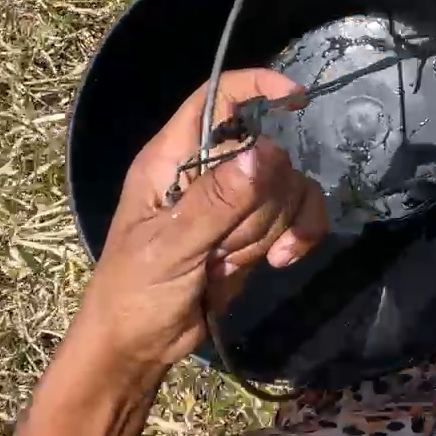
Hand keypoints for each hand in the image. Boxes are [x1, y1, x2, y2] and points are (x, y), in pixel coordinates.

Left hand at [67, 69, 327, 389]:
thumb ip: (218, 200)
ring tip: (229, 261)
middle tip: (222, 244)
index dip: (256, 86)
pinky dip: (300, 234)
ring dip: (269, 229)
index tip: (295, 99)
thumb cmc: (134, 293)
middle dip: (257, 205)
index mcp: (173, 158)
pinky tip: (282, 261)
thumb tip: (269, 151)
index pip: (217, 98)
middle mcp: (208, 168)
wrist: (140, 349)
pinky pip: (301, 212)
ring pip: (287, 186)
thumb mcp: (169, 246)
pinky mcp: (257, 227)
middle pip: (266, 152)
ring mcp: (236, 199)